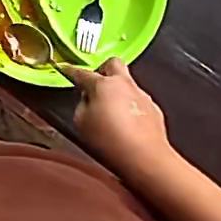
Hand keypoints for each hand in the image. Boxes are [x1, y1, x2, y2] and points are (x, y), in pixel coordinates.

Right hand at [58, 58, 174, 177]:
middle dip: (102, 70)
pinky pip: (137, 100)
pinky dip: (129, 106)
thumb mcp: (81, 122)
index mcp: (103, 85)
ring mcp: (142, 95)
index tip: (65, 69)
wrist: (145, 157)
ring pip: (127, 83)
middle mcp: (125, 84)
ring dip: (117, 91)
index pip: (82, 72)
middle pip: (113, 63)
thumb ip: (82, 104)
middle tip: (95, 84)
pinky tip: (125, 123)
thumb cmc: (109, 139)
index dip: (71, 71)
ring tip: (110, 111)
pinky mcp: (154, 109)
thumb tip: (88, 99)